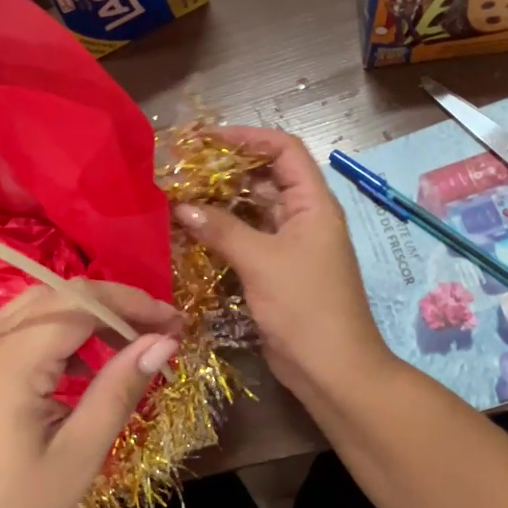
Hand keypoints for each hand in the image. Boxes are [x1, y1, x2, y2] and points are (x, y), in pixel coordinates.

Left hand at [0, 281, 181, 507]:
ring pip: (38, 306)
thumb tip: (163, 341)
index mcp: (11, 362)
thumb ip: (119, 389)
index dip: (134, 305)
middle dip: (114, 304)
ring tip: (130, 344)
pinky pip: (20, 329)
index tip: (177, 325)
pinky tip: (84, 367)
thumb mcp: (79, 453)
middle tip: (159, 332)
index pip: (82, 304)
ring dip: (87, 315)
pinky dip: (58, 333)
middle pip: (59, 294)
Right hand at [176, 126, 392, 392]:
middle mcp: (303, 219)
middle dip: (225, 172)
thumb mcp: (262, 261)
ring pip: (252, 213)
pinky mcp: (275, 274)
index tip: (206, 140)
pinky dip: (221, 236)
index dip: (248, 138)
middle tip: (181, 172)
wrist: (331, 369)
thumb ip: (222, 229)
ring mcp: (290, 248)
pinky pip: (246, 243)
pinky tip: (189, 235)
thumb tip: (182, 206)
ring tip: (177, 200)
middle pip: (265, 179)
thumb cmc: (305, 307)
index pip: (284, 150)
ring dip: (219, 206)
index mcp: (313, 204)